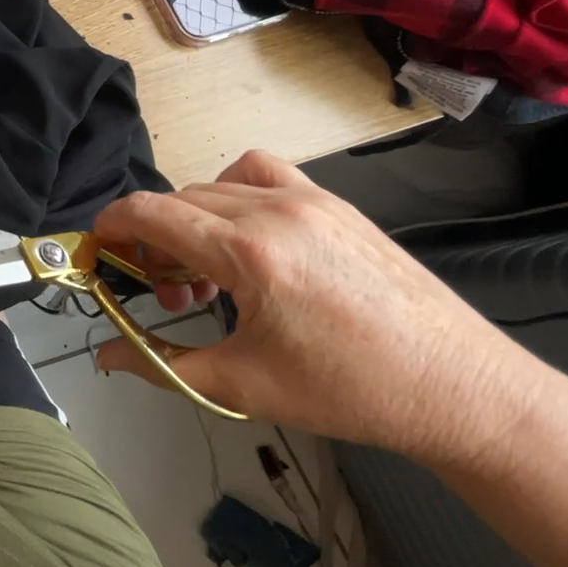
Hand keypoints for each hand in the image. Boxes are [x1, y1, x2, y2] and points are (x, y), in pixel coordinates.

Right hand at [91, 151, 532, 458]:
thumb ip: (160, 364)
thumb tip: (105, 358)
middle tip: (165, 289)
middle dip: (151, 240)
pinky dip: (231, 191)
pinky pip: (260, 172)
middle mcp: (275, 214)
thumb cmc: (354, 393)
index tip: (100, 250)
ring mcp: (311, 202)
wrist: (466, 394)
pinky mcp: (337, 205)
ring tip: (207, 269)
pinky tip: (243, 233)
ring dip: (189, 220)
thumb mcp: (243, 386)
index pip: (148, 212)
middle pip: (174, 202)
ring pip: (211, 187)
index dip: (110, 227)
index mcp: (249, 255)